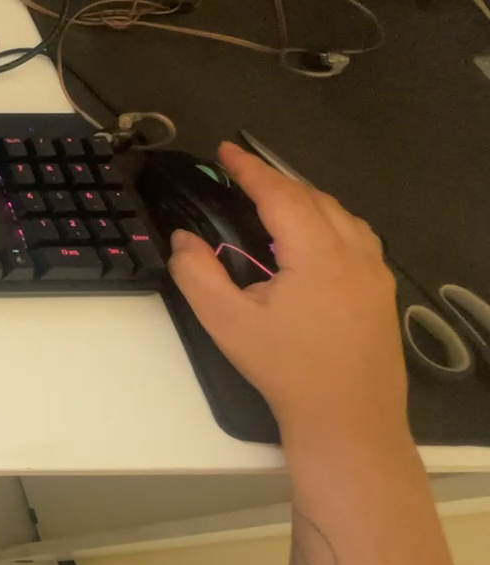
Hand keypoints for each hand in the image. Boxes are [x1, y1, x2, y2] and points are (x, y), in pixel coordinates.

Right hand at [166, 142, 404, 443]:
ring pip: (342, 216)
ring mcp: (375, 275)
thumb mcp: (222, 318)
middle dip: (276, 179)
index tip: (226, 150)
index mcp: (318, 259)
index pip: (284, 198)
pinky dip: (324, 218)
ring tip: (266, 195)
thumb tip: (184, 237)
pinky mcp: (379, 291)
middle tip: (237, 170)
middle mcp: (356, 259)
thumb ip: (196, 270)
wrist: (346, 414)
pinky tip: (302, 231)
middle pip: (317, 200)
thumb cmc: (283, 364)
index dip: (252, 170)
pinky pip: (354, 236)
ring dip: (303, 197)